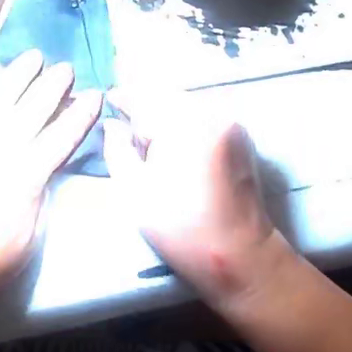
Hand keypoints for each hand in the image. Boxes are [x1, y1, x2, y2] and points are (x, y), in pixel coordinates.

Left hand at [0, 50, 100, 335]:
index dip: (82, 113)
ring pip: (1, 94)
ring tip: (34, 56)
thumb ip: (39, 195)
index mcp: (29, 173)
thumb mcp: (28, 236)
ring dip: (20, 72)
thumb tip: (46, 168)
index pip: (64, 135)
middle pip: (36, 106)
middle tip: (66, 68)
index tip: (94, 95)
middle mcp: (3, 146)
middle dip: (55, 84)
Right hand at [103, 95, 302, 311]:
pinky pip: (204, 113)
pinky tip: (174, 140)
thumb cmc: (182, 229)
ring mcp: (230, 122)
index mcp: (185, 127)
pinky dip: (185, 119)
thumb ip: (117, 149)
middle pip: (167, 96)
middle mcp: (211, 114)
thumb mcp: (134, 191)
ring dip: (165, 110)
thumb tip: (112, 124)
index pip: (146, 99)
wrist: (241, 255)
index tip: (110, 99)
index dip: (124, 98)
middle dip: (145, 104)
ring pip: (186, 102)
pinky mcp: (240, 133)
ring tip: (149, 133)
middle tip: (125, 119)